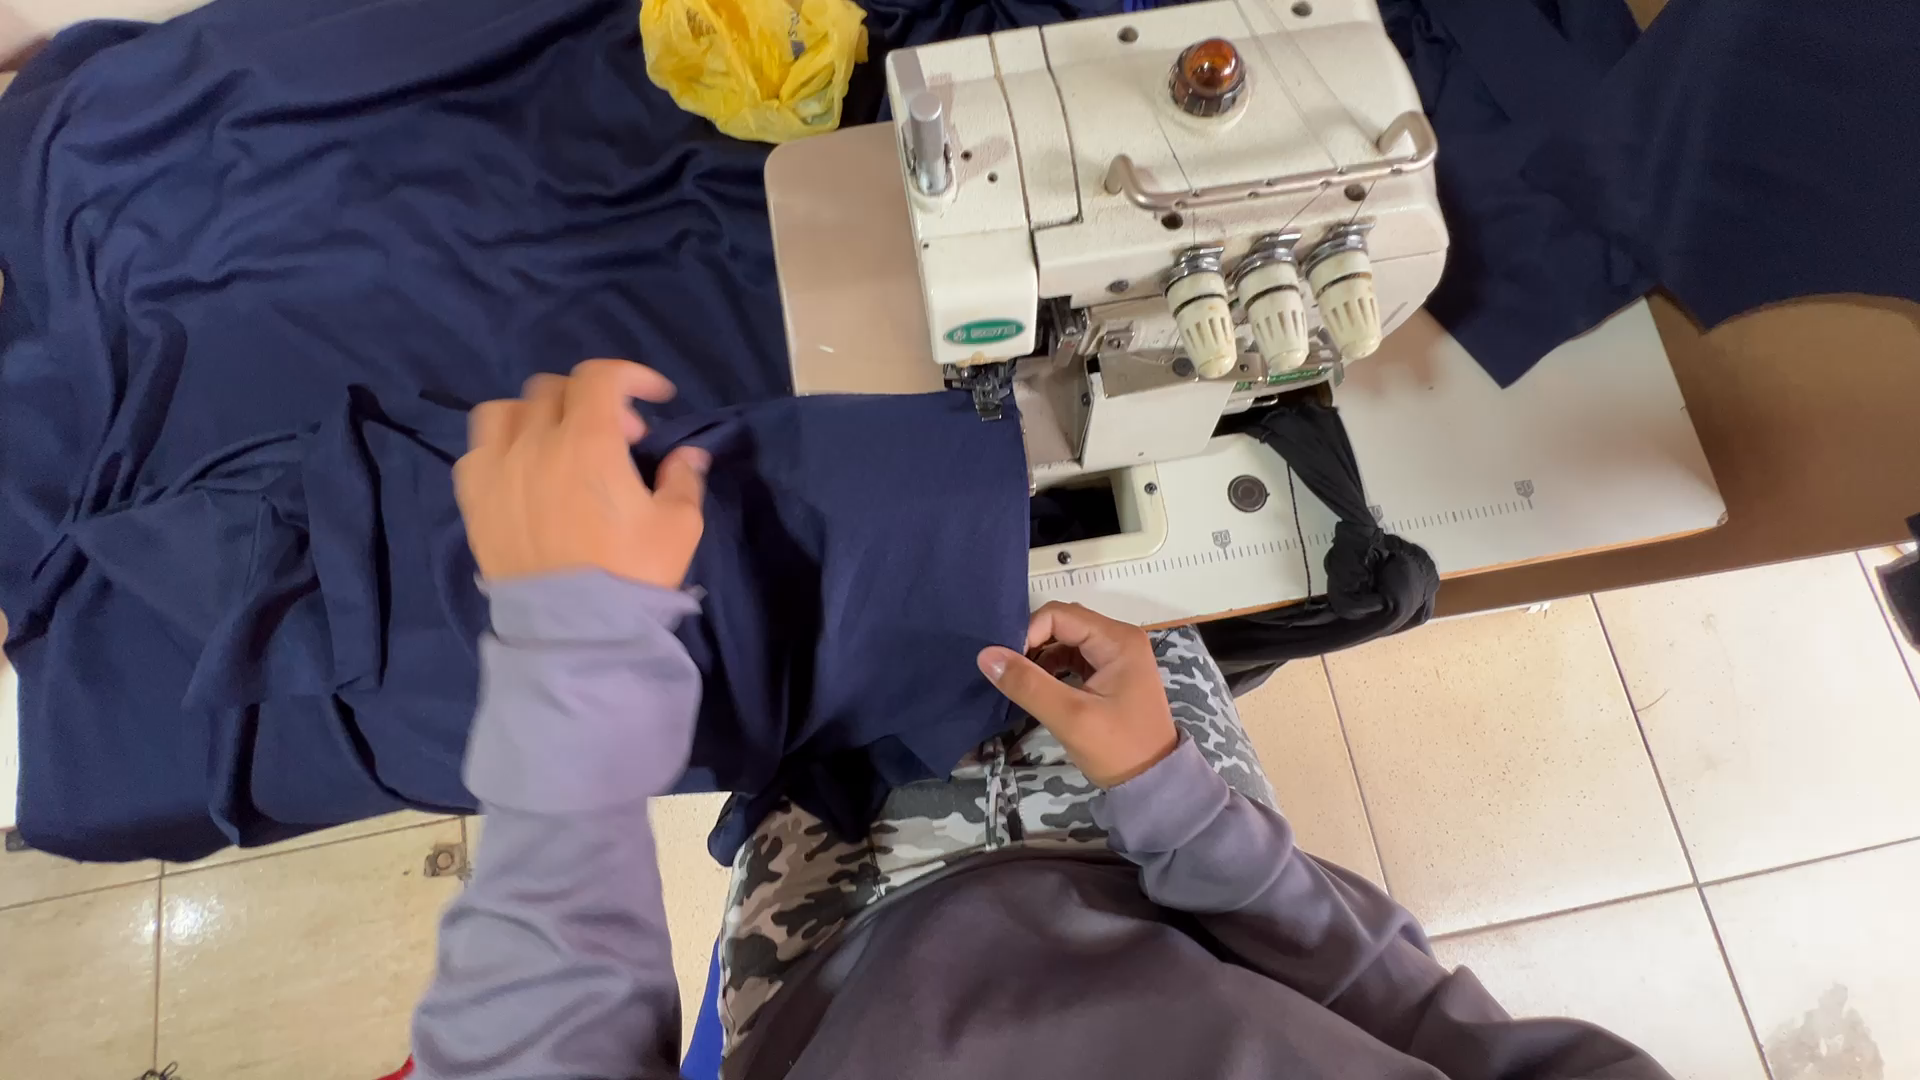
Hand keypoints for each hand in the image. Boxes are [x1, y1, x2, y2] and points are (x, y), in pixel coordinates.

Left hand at [454, 358, 708, 588]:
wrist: (574, 627)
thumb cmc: (633, 570)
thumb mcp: (679, 524)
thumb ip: (684, 479)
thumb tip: (689, 454)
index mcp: (590, 441)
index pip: (602, 377)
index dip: (633, 375)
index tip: (657, 396)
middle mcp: (536, 442)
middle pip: (556, 389)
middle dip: (595, 400)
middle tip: (622, 436)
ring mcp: (497, 468)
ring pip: (507, 409)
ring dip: (542, 413)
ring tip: (563, 443)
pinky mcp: (473, 497)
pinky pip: (478, 446)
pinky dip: (505, 443)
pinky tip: (526, 469)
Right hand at [976, 602, 1178, 787]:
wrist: (1154, 784)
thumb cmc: (1118, 749)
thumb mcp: (1070, 718)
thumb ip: (1027, 684)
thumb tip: (985, 655)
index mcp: (1117, 640)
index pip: (1059, 615)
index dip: (1028, 633)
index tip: (1007, 663)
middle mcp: (1119, 638)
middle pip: (1062, 623)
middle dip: (1031, 642)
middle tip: (1008, 670)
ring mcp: (1116, 655)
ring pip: (1065, 639)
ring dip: (1040, 655)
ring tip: (1018, 680)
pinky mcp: (1110, 672)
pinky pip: (1073, 656)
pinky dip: (1052, 667)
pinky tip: (1037, 686)